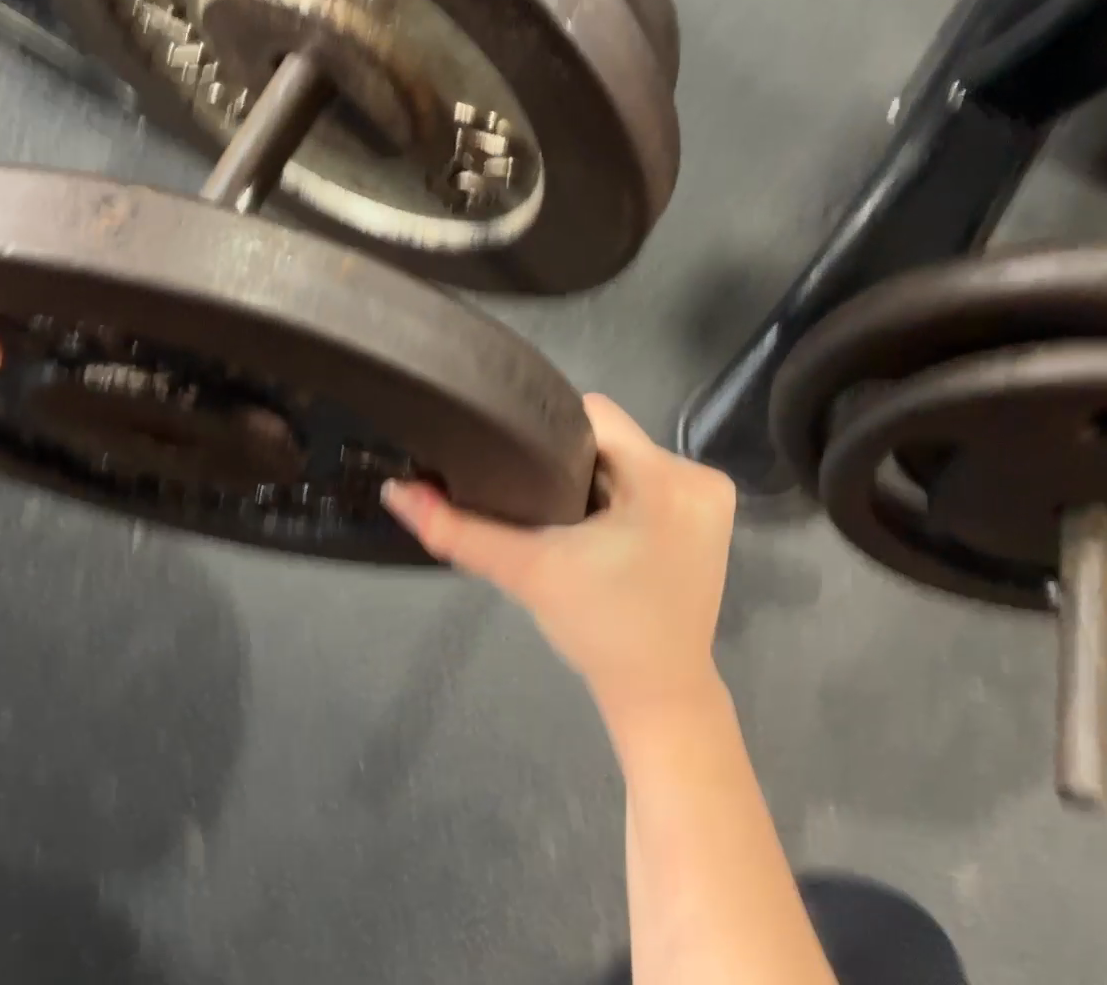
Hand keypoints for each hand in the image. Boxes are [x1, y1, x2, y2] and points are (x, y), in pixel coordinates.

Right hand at [383, 395, 736, 713]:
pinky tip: (588, 528)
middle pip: (606, 439)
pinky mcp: (708, 519)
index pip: (591, 416)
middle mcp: (698, 478)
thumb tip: (397, 491)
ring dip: (584, 479)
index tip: (509, 463)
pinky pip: (643, 481)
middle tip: (527, 500)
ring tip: (553, 515)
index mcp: (665, 480)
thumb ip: (456, 529)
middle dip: (562, 462)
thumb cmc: (596, 628)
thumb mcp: (522, 572)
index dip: (542, 433)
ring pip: (623, 459)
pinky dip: (610, 496)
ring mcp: (710, 500)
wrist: (655, 691)